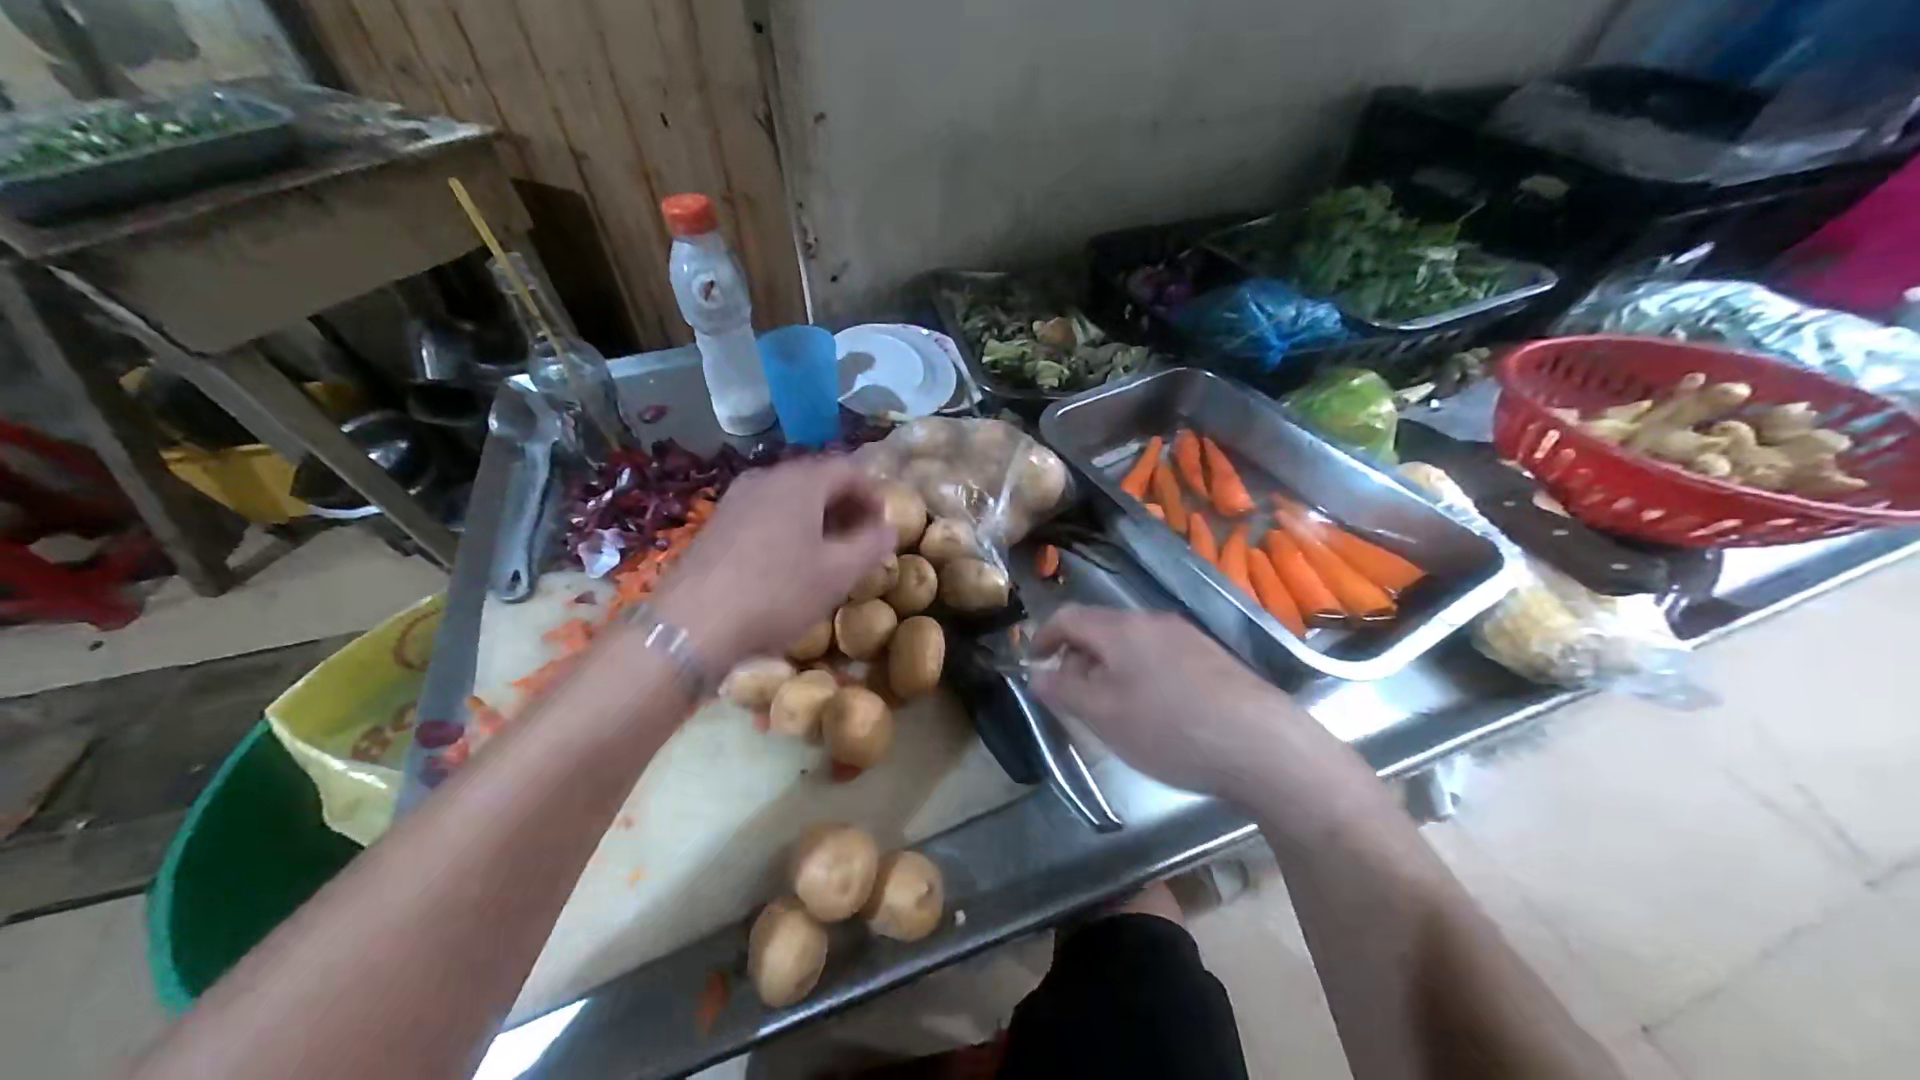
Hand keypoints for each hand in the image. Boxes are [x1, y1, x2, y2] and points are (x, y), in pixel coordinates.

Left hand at [648, 457, 894, 666]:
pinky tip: (789, 565)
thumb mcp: (838, 574)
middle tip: (861, 541)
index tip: (884, 526)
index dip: (874, 494)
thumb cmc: (777, 593)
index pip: (849, 469)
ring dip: (817, 519)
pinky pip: (765, 514)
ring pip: (789, 498)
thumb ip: (872, 545)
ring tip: (829, 555)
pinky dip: (788, 529)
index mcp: (800, 480)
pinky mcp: (716, 524)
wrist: (692, 625)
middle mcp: (766, 478)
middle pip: (817, 479)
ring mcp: (735, 499)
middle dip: (846, 507)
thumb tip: (889, 528)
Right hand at [1031, 606, 1324, 798]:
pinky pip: (1160, 655)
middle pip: (1101, 627)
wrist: (1264, 745)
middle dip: (1077, 656)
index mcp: (1121, 628)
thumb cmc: (1170, 729)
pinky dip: (1140, 674)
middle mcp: (1153, 621)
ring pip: (1132, 643)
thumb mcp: (1104, 715)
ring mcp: (1188, 637)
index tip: (1034, 663)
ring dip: (1109, 667)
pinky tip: (1154, 711)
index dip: (1043, 637)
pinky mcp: (1213, 658)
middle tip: (1071, 695)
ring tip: (1111, 708)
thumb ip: (1065, 690)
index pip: (1068, 616)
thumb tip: (1039, 673)